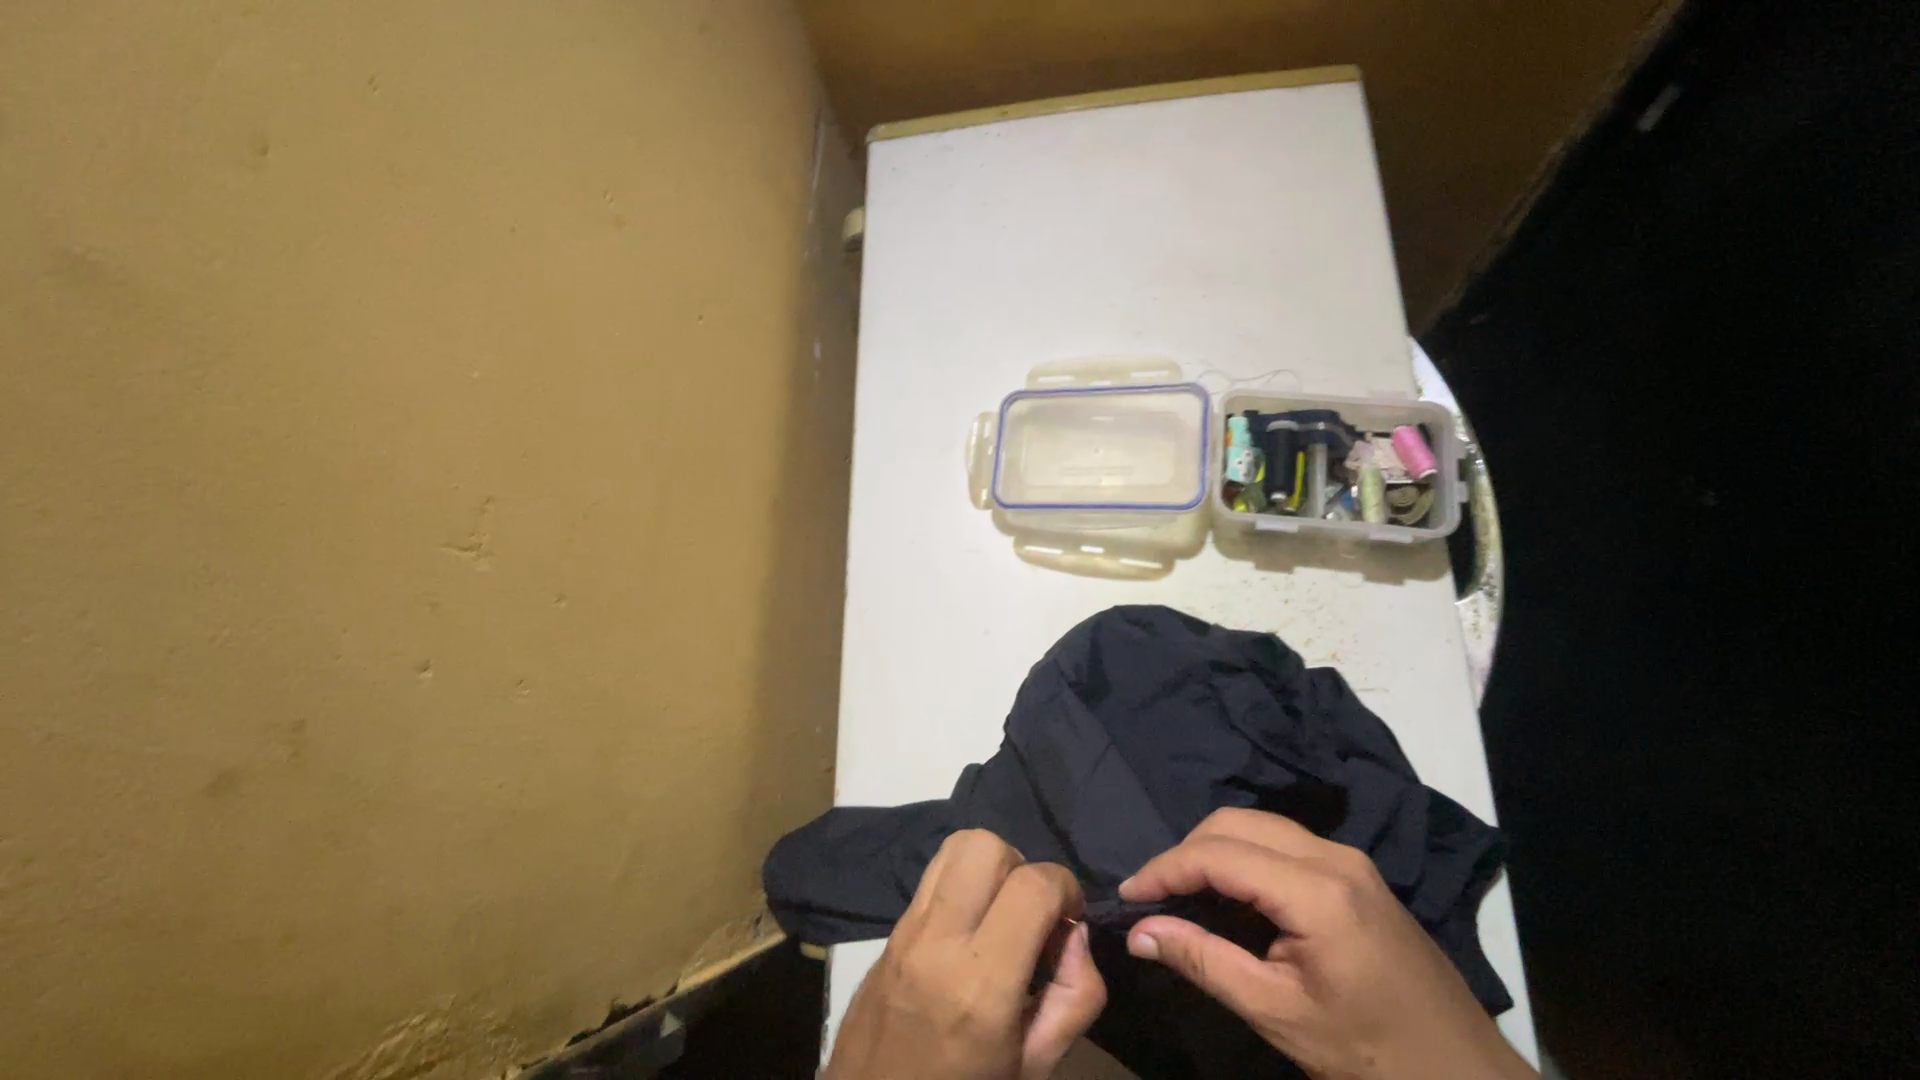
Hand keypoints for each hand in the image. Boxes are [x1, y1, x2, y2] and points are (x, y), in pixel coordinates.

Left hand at [826, 829, 1106, 1079]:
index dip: (1066, 887)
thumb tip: (1074, 931)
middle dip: (1022, 865)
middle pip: (985, 845)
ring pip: (953, 847)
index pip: (1033, 885)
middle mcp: (937, 942)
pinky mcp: (888, 930)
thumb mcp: (1036, 1066)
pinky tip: (969, 925)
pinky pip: (932, 876)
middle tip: (1030, 911)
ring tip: (1000, 910)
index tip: (1070, 918)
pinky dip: (962, 883)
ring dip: (989, 866)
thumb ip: (1075, 996)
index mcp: (980, 985)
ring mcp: (905, 931)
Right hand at [1120, 809, 1535, 1079]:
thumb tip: (1139, 931)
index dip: (1164, 870)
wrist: (1465, 1077)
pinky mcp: (1356, 873)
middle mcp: (1334, 857)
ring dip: (1212, 850)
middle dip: (1185, 852)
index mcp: (1317, 891)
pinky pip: (1283, 844)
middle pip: (1236, 824)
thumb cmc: (1370, 1053)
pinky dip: (1243, 857)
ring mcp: (1350, 861)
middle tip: (1152, 896)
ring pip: (1259, 827)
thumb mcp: (1278, 1014)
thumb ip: (1204, 962)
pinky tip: (1227, 894)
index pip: (1218, 854)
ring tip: (1180, 894)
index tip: (1127, 897)